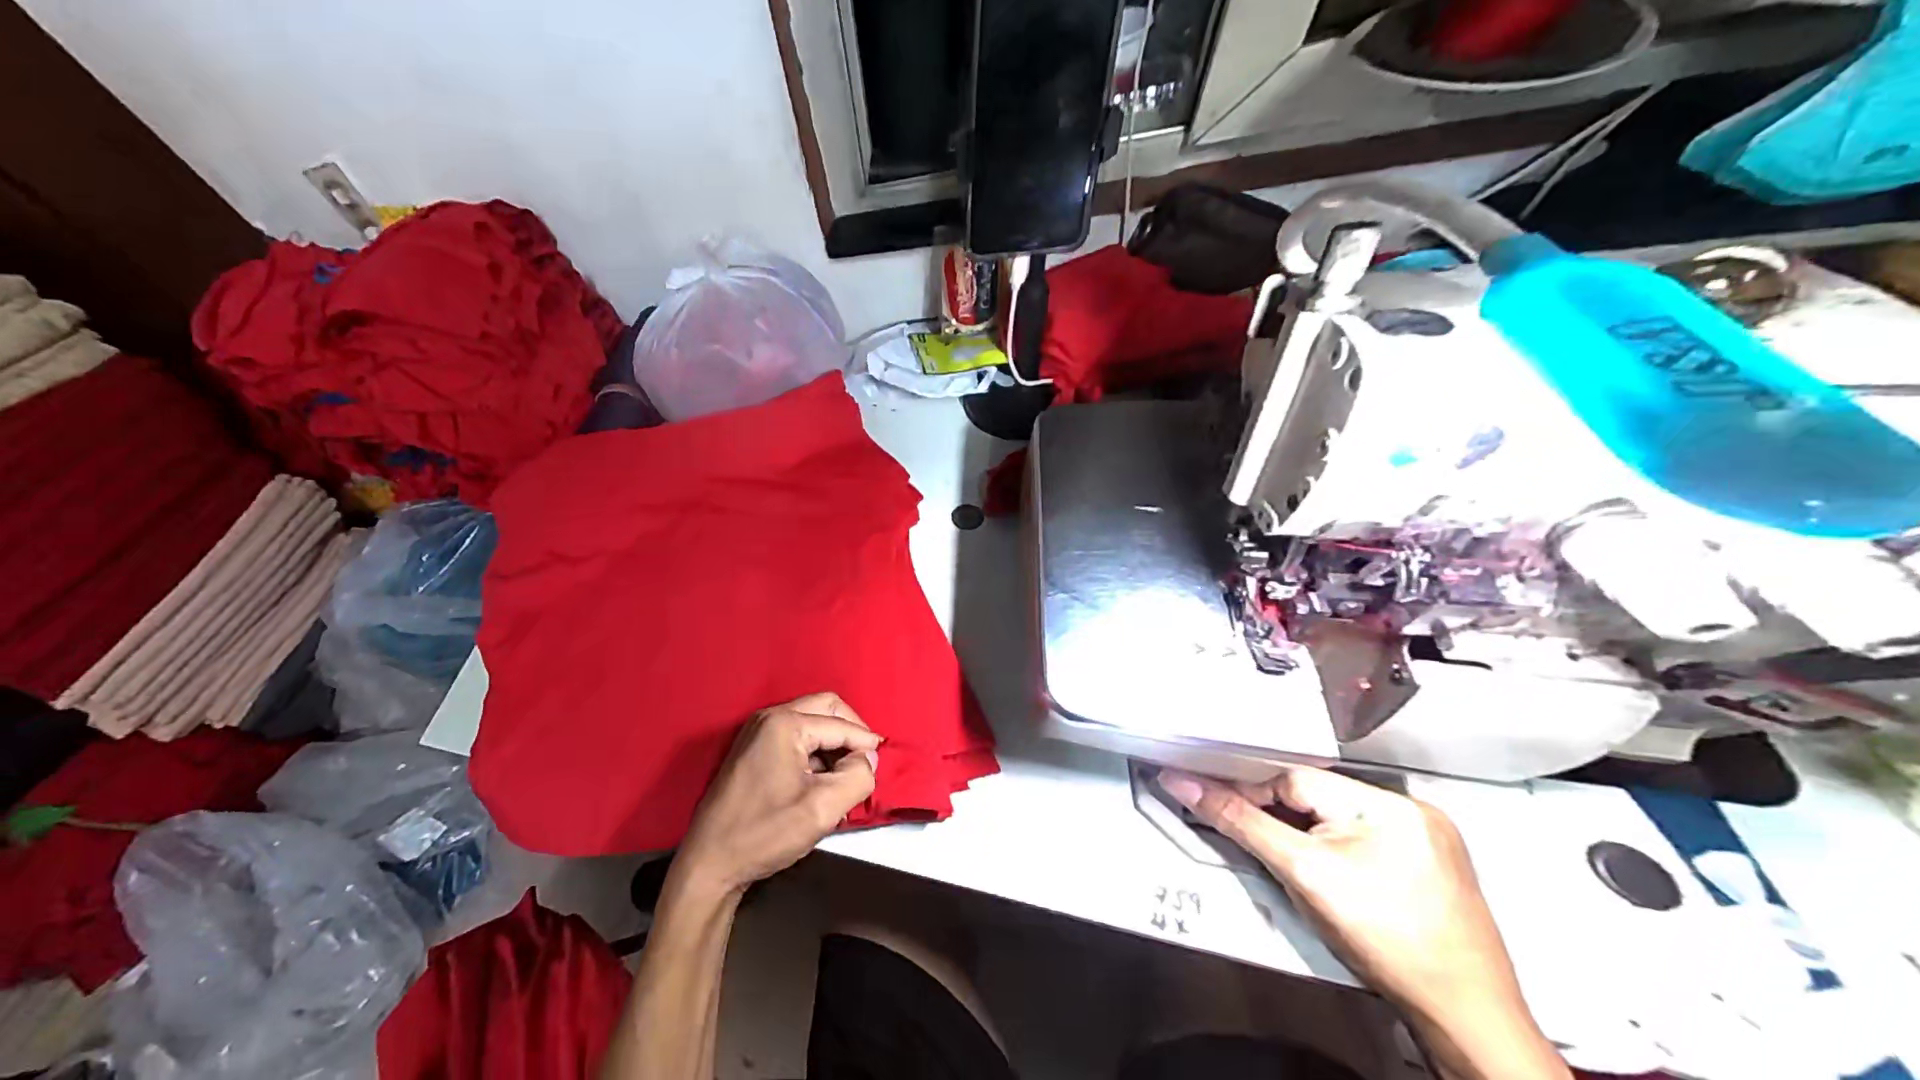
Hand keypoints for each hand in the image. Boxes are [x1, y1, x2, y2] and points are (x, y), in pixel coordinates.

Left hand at [677, 692, 880, 896]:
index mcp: (785, 724)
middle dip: (851, 733)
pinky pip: (796, 737)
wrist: (709, 865)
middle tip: (866, 762)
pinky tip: (821, 783)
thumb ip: (858, 777)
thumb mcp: (823, 808)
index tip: (882, 767)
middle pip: (826, 708)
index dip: (867, 745)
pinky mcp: (751, 751)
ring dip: (833, 744)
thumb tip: (868, 759)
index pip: (841, 725)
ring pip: (812, 722)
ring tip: (845, 778)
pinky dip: (815, 753)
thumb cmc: (765, 833)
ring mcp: (756, 733)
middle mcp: (769, 718)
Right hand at [1156, 765, 1567, 1079]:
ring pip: (1336, 816)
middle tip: (1264, 849)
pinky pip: (1362, 835)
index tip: (1212, 797)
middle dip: (1279, 816)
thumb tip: (1192, 788)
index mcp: (1386, 805)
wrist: (1464, 1018)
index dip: (1250, 793)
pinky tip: (1333, 879)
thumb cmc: (1396, 953)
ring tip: (1305, 874)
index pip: (1292, 779)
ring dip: (1305, 833)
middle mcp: (1411, 812)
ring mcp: (1426, 838)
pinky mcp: (1431, 862)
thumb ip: (1241, 823)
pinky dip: (1334, 847)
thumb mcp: (1303, 877)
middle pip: (1315, 795)